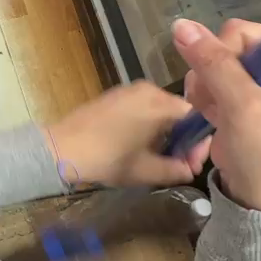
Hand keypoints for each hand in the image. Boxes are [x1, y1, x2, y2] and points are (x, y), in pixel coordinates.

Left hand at [44, 81, 212, 189]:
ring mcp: (128, 90)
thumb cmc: (106, 158)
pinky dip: (149, 126)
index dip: (199, 144)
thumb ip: (176, 170)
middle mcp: (147, 89)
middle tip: (181, 166)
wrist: (61, 149)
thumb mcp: (146, 171)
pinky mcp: (113, 96)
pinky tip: (141, 147)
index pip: (196, 118)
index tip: (192, 166)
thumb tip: (189, 170)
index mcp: (159, 102)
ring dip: (166, 134)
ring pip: (160, 111)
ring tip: (161, 159)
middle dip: (183, 140)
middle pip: (179, 113)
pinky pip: (143, 108)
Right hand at [174, 18, 260, 212]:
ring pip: (212, 61)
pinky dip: (203, 96)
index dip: (226, 53)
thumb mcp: (242, 105)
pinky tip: (211, 115)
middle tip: (217, 102)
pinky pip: (209, 77)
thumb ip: (213, 63)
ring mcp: (259, 77)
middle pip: (225, 44)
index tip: (227, 84)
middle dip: (212, 73)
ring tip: (215, 113)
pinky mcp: (241, 92)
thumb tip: (180, 25)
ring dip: (204, 87)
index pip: (244, 31)